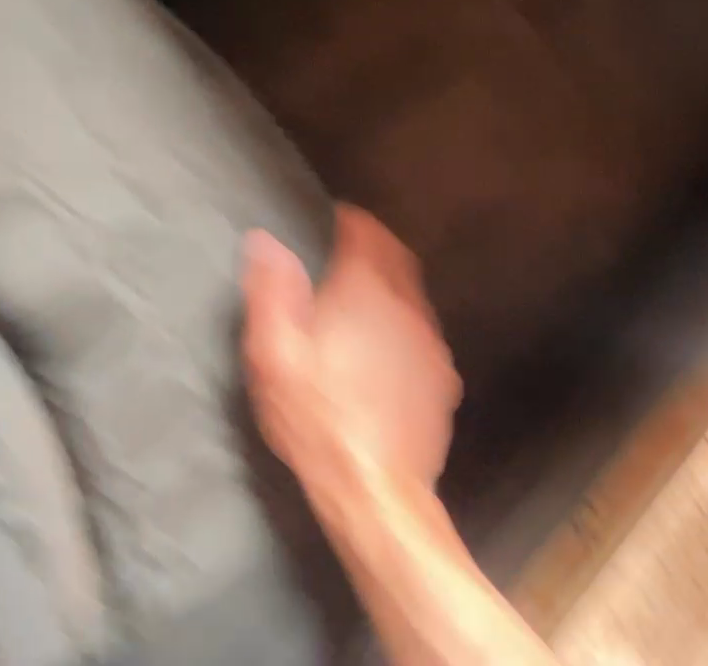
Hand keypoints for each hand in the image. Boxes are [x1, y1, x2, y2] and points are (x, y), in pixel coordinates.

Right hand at [243, 205, 462, 490]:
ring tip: (367, 298)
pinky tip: (387, 351)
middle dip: (377, 247)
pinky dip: (404, 326)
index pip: (367, 234)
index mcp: (366, 291)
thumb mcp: (274, 355)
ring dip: (393, 287)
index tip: (338, 219)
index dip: (351, 222)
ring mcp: (431, 343)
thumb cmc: (317, 417)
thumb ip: (272, 292)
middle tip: (354, 250)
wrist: (376, 488)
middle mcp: (407, 307)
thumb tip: (265, 241)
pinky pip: (423, 335)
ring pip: (415, 297)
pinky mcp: (442, 379)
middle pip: (398, 259)